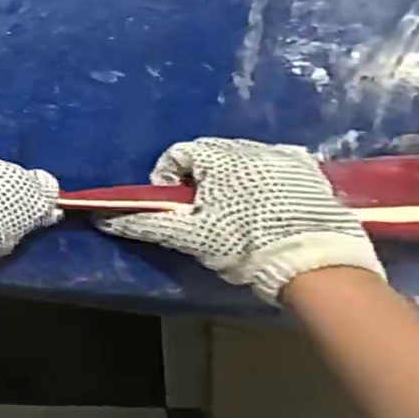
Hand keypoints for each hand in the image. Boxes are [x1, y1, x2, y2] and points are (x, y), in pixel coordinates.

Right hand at [94, 138, 384, 302]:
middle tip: (198, 204)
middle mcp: (257, 152)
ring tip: (229, 203)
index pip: (179, 153)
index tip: (174, 202)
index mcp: (222, 160)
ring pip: (244, 156)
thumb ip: (140, 222)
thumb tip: (101, 219)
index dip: (167, 176)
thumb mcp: (185, 234)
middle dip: (198, 173)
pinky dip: (261, 175)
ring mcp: (291, 162)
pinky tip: (260, 199)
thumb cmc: (241, 243)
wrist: (317, 267)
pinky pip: (276, 163)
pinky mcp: (315, 176)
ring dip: (229, 173)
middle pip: (212, 151)